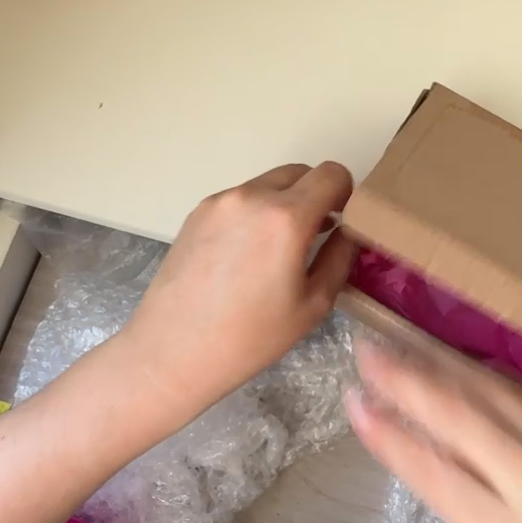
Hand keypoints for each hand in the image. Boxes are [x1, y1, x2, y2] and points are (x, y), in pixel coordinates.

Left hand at [122, 162, 358, 414]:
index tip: (342, 223)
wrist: (173, 350)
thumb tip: (348, 232)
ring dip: (285, 204)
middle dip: (316, 196)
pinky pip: (241, 199)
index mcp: (285, 217)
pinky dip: (255, 213)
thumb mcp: (313, 305)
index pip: (331, 174)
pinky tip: (246, 256)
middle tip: (315, 237)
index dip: (346, 194)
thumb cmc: (249, 337)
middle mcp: (251, 196)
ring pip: (268, 184)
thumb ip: (339, 258)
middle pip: (300, 172)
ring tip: (278, 251)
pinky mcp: (197, 212)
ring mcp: (220, 201)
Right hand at [346, 339, 521, 522]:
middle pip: (460, 414)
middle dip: (406, 379)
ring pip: (488, 389)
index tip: (354, 402)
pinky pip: (517, 389)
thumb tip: (420, 449)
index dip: (389, 434)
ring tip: (397, 346)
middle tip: (365, 351)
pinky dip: (476, 374)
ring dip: (436, 365)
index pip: (435, 470)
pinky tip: (450, 361)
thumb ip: (460, 506)